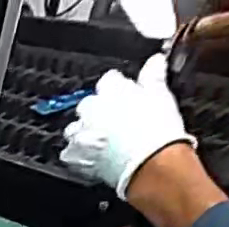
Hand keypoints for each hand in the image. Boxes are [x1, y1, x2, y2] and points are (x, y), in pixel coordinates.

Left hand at [61, 54, 195, 199]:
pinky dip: (76, 156)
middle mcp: (92, 111)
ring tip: (98, 141)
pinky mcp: (76, 158)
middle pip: (86, 106)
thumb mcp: (160, 94)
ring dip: (82, 133)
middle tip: (110, 122)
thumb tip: (154, 62)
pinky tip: (90, 159)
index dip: (116, 89)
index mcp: (112, 90)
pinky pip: (69, 155)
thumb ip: (152, 76)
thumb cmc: (157, 130)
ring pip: (73, 130)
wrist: (149, 163)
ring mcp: (82, 135)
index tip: (122, 96)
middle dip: (95, 112)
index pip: (108, 80)